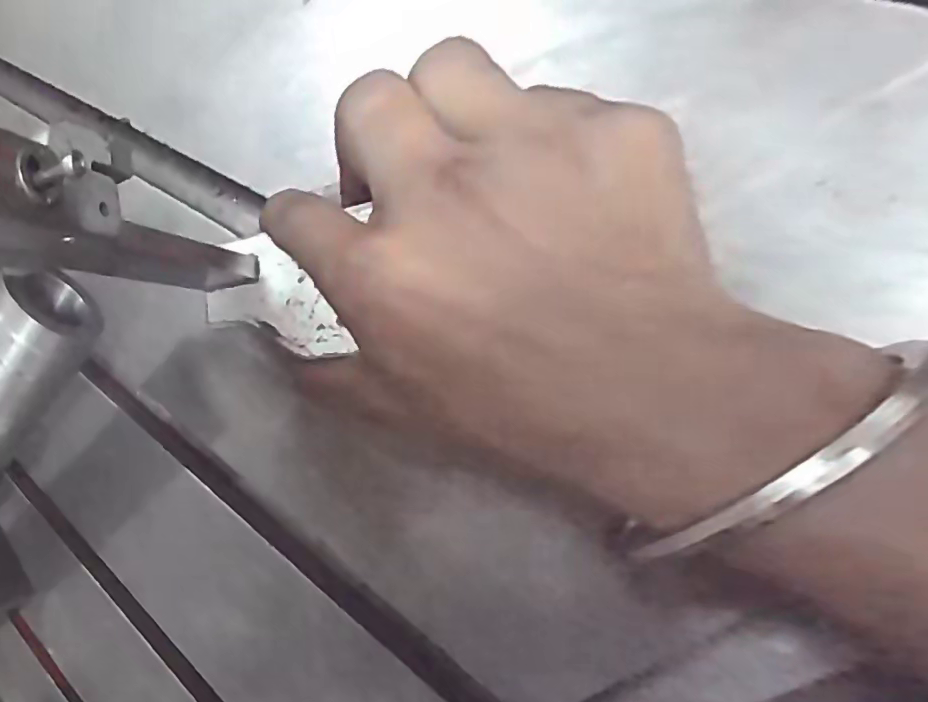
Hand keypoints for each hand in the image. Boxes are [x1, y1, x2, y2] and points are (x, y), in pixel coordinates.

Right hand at [263, 37, 892, 528]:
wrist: (642, 392)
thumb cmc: (503, 411)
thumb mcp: (394, 408)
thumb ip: (327, 374)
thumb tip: (284, 356)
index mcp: (379, 270)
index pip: (296, 212)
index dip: (289, 216)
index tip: (303, 222)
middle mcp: (437, 190)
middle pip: (364, 100)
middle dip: (358, 138)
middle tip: (388, 182)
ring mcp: (527, 145)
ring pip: (450, 63)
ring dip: (439, 109)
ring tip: (464, 159)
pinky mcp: (610, 127)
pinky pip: (551, 100)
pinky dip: (534, 140)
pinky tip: (555, 190)